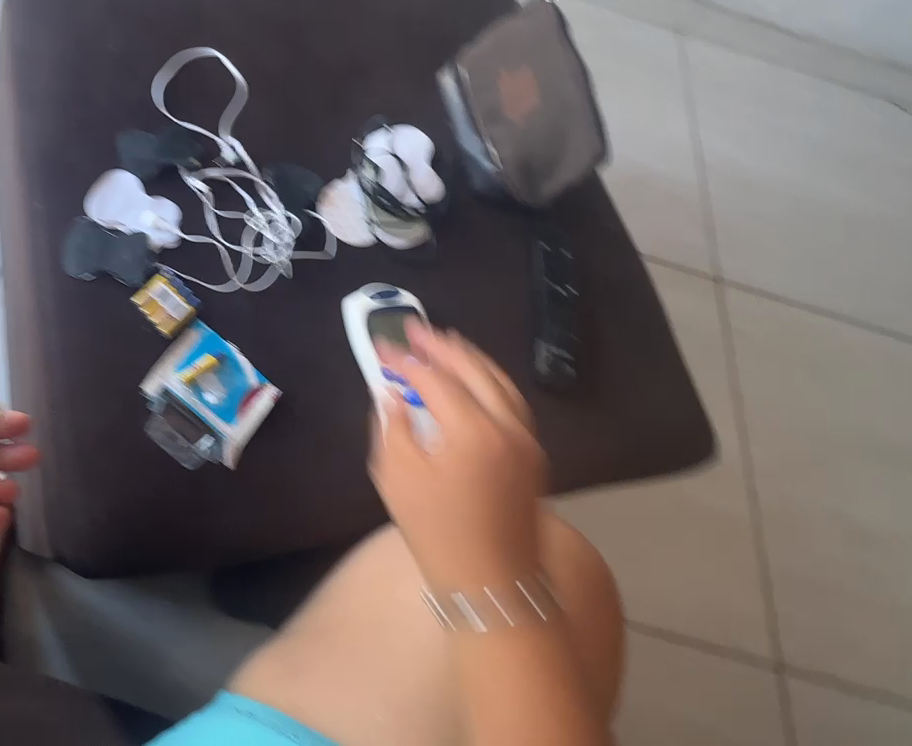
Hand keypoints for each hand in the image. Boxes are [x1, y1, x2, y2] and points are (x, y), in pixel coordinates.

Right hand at [370, 320, 545, 592]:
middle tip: (414, 328)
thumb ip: (393, 424)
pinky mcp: (532, 455)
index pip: (434, 378)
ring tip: (444, 342)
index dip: (404, 361)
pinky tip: (473, 378)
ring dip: (469, 358)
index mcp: (472, 430)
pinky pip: (511, 401)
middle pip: (474, 369)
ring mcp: (525, 440)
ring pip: (499, 382)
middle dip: (441, 346)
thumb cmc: (435, 530)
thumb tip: (394, 394)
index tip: (380, 349)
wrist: (491, 584)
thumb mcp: (396, 475)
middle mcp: (506, 426)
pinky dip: (489, 380)